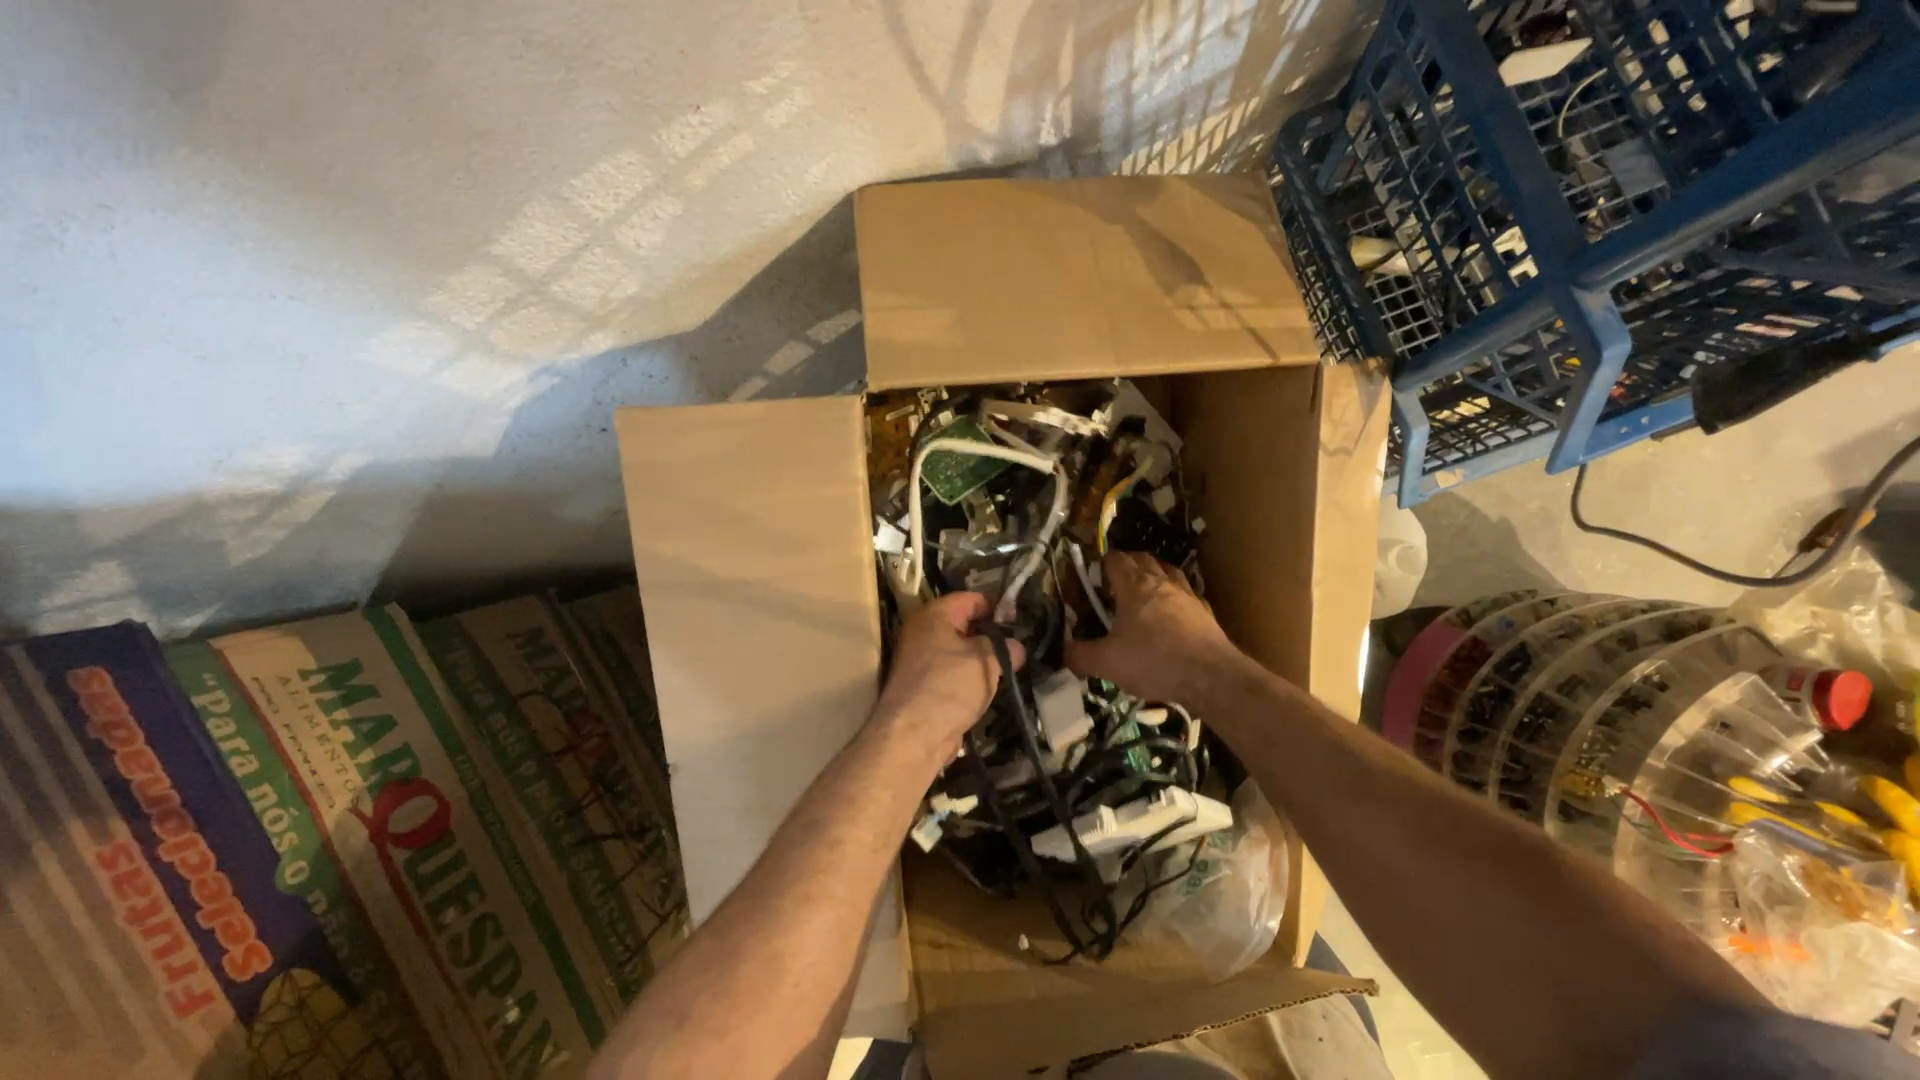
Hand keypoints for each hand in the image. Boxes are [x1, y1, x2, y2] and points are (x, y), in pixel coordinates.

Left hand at [872, 593, 1024, 759]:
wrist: (913, 734)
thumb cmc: (950, 685)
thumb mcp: (986, 660)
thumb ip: (1004, 648)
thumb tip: (1016, 647)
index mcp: (934, 615)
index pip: (970, 599)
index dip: (997, 607)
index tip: (1019, 621)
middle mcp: (922, 632)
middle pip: (963, 624)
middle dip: (991, 636)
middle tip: (1018, 648)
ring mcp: (920, 661)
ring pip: (959, 652)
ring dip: (982, 660)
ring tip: (1008, 669)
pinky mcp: (924, 686)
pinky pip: (953, 674)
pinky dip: (969, 679)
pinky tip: (989, 690)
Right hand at [1065, 552, 1241, 705]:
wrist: (1211, 676)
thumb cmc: (1154, 661)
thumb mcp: (1107, 663)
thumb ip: (1080, 655)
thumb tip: (1064, 652)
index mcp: (1135, 586)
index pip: (1116, 559)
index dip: (1103, 565)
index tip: (1094, 581)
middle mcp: (1162, 582)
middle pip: (1143, 559)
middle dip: (1128, 566)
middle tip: (1114, 586)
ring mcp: (1188, 595)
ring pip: (1168, 572)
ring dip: (1154, 576)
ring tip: (1144, 595)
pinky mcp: (1205, 613)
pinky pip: (1187, 594)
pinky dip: (1175, 598)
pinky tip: (1172, 615)